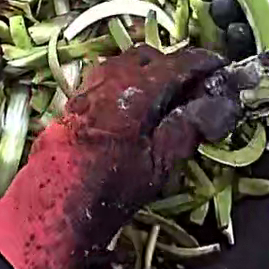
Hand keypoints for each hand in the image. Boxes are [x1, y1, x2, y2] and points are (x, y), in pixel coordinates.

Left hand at [0, 46, 248, 268]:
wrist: (47, 212)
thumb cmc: (107, 191)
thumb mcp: (157, 165)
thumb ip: (189, 127)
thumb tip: (221, 104)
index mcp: (135, 88)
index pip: (178, 62)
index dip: (204, 63)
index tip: (222, 69)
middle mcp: (110, 75)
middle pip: (152, 56)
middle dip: (177, 66)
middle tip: (196, 89)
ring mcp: (89, 84)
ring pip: (128, 63)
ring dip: (152, 72)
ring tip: (168, 100)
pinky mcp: (76, 98)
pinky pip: (110, 76)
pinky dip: (131, 82)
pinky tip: (137, 110)